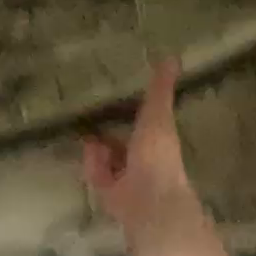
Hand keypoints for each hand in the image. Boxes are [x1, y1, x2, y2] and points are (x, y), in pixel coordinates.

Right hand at [82, 59, 200, 240]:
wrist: (148, 198)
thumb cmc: (157, 155)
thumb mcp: (157, 115)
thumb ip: (160, 89)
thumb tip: (170, 56)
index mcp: (159, 142)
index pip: (148, 125)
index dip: (138, 114)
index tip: (123, 99)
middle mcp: (144, 161)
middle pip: (125, 145)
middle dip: (112, 135)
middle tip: (94, 117)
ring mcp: (126, 180)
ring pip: (109, 161)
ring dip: (99, 149)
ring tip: (85, 132)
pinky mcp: (108, 194)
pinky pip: (97, 175)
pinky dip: (92, 164)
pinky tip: (86, 150)